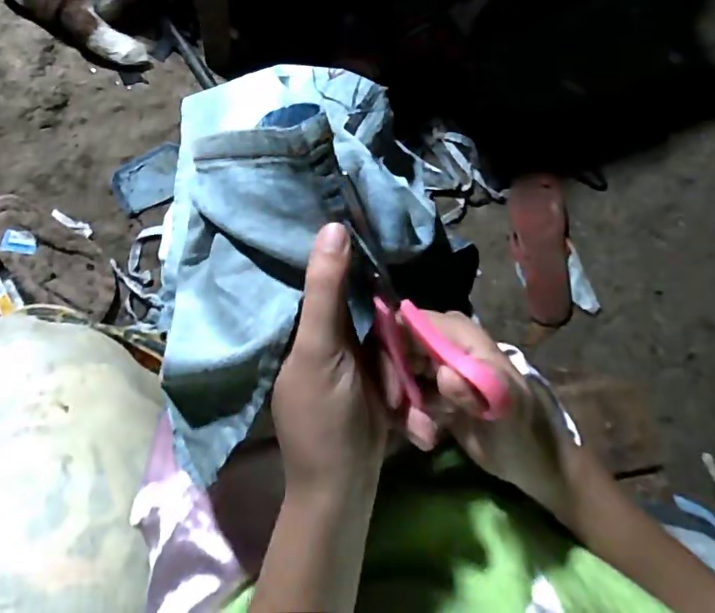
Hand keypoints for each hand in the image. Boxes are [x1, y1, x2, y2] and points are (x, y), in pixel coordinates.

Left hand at [253, 223, 388, 612]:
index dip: (350, 256)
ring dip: (397, 350)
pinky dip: (402, 366)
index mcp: (306, 324)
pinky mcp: (378, 378)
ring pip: (385, 330)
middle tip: (389, 338)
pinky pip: (395, 356)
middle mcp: (329, 334)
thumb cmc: (322, 416)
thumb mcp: (320, 348)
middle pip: (364, 303)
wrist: (345, 488)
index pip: (329, 276)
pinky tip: (408, 378)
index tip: (374, 231)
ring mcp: (355, 358)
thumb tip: (332, 225)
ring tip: (394, 383)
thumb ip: (326, 289)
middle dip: (385, 318)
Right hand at [413, 311, 583, 522]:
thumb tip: (443, 373)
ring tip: (427, 436)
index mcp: (457, 332)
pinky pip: (404, 397)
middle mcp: (440, 341)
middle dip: (395, 389)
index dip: (391, 353)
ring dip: (404, 410)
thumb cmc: (524, 426)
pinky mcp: (431, 391)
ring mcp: (434, 365)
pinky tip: (429, 438)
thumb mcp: (508, 407)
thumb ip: (478, 386)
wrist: (534, 461)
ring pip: (396, 376)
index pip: (405, 323)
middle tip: (411, 422)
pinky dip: (409, 419)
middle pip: (394, 349)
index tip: (394, 394)